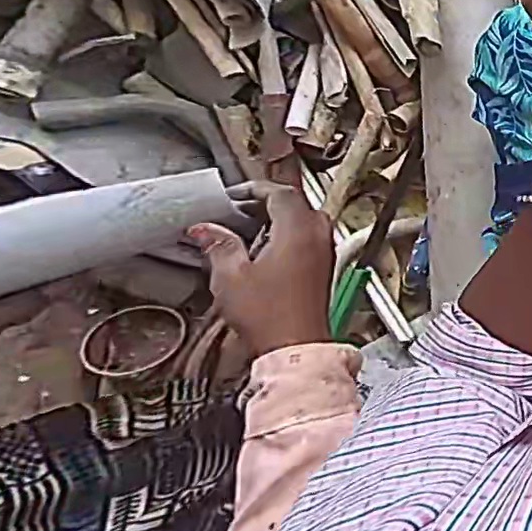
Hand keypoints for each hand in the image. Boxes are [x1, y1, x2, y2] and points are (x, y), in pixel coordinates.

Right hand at [187, 182, 332, 355]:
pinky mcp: (325, 262)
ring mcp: (326, 248)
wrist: (296, 342)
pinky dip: (288, 231)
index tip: (234, 193)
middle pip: (297, 202)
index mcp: (300, 229)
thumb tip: (205, 229)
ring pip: (305, 218)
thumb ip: (220, 246)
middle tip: (236, 209)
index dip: (257, 188)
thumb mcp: (231, 276)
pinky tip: (265, 245)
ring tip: (246, 225)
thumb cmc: (267, 312)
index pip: (283, 193)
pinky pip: (310, 234)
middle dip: (266, 201)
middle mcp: (319, 234)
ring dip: (278, 216)